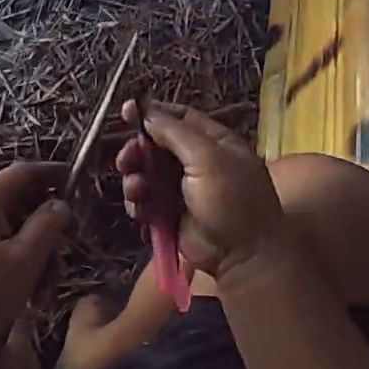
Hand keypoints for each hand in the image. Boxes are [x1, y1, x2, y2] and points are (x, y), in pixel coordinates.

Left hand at [0, 162, 70, 358]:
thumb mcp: (24, 260)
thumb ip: (47, 226)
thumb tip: (61, 204)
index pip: (24, 171)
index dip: (53, 174)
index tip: (80, 184)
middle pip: (21, 202)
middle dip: (47, 226)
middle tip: (66, 252)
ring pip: (14, 229)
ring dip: (36, 252)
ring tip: (46, 286)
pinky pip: (2, 247)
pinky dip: (20, 263)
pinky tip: (30, 294)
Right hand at [116, 101, 288, 285]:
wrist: (242, 255)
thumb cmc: (232, 201)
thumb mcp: (208, 159)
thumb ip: (175, 133)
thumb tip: (148, 114)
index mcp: (215, 142)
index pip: (180, 118)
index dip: (154, 114)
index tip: (128, 113)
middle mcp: (198, 163)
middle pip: (157, 147)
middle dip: (138, 152)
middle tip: (126, 160)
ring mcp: (184, 190)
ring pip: (147, 175)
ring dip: (135, 180)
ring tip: (136, 190)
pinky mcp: (171, 215)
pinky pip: (146, 202)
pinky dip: (139, 204)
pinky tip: (141, 210)